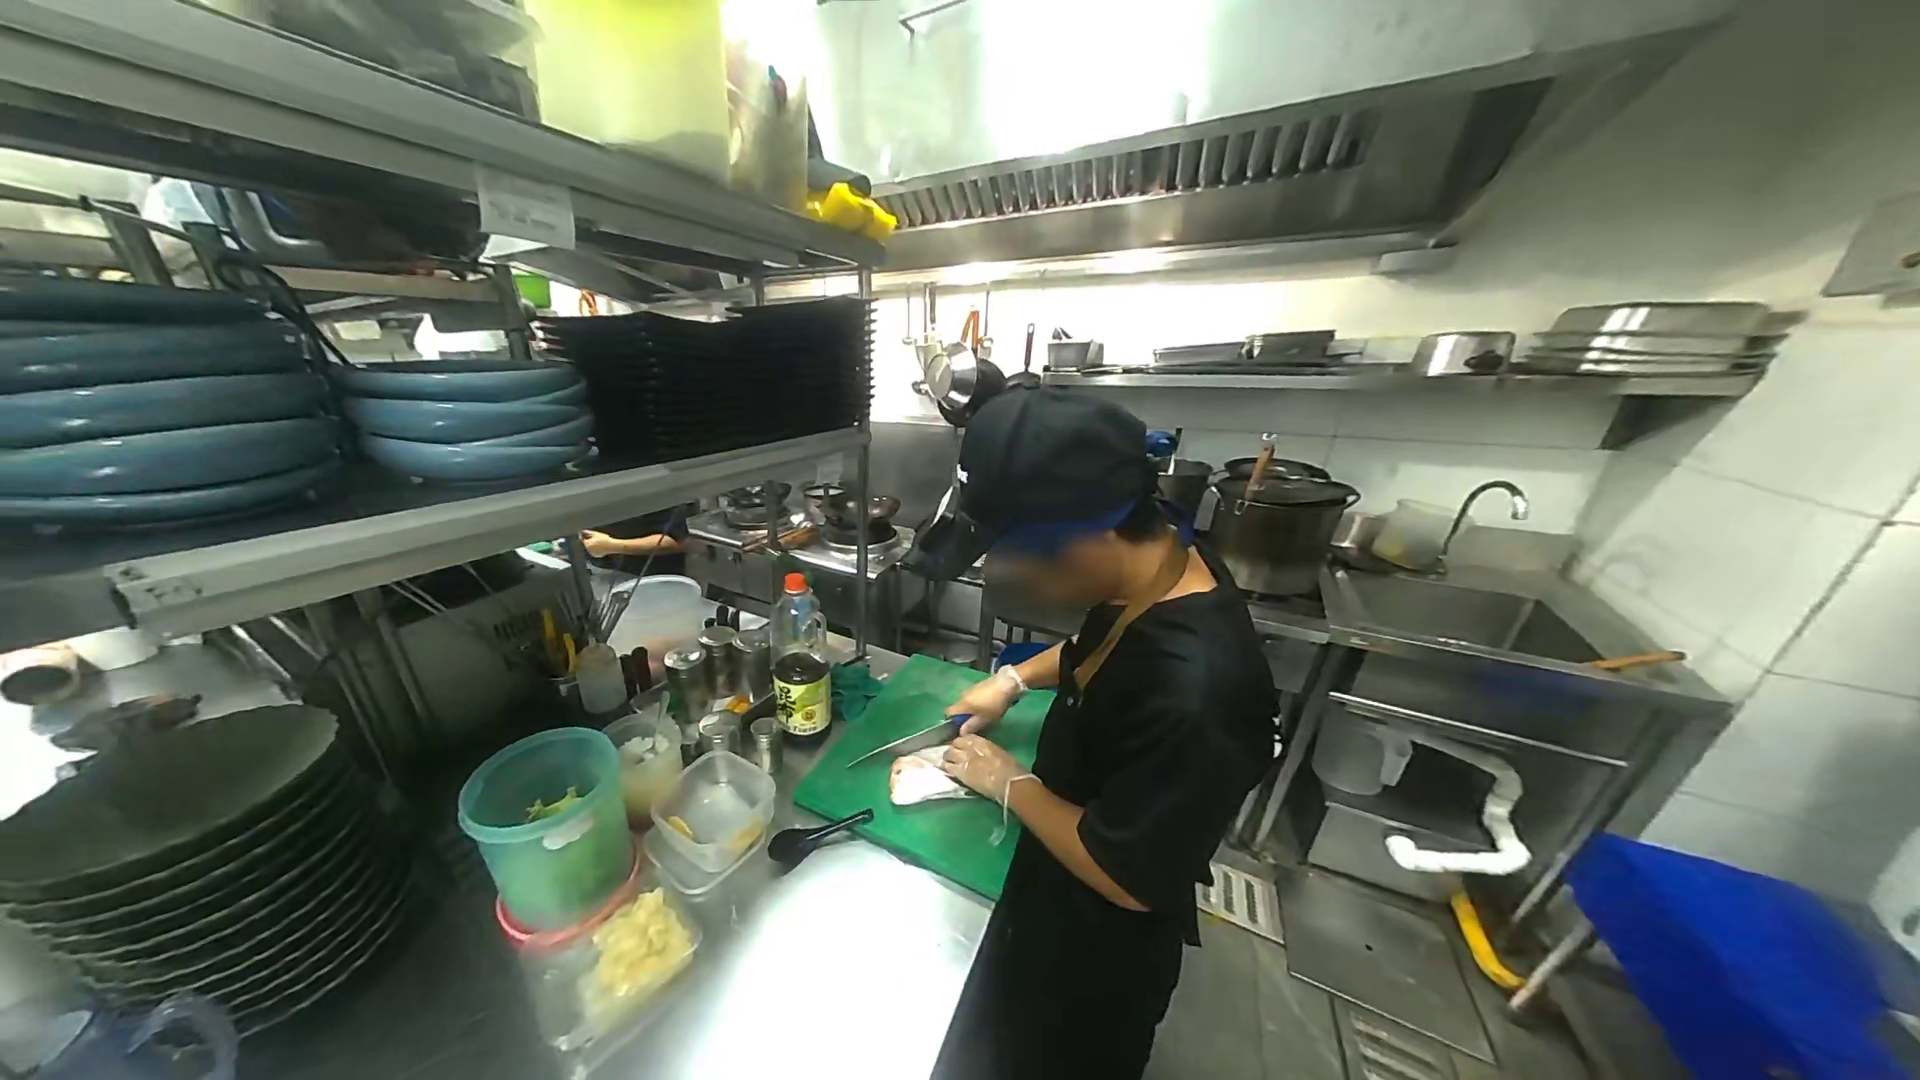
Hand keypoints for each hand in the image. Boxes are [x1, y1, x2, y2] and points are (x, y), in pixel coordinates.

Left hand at [580, 530, 617, 556]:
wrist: (612, 546)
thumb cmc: (604, 539)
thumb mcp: (596, 534)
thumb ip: (588, 532)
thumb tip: (583, 531)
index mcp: (587, 544)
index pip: (582, 540)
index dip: (584, 536)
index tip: (585, 534)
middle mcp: (588, 549)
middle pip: (587, 544)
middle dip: (589, 541)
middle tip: (595, 538)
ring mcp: (592, 553)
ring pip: (590, 548)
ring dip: (592, 545)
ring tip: (598, 542)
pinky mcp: (597, 555)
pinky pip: (594, 552)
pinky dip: (596, 549)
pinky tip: (600, 547)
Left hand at [939, 735, 1024, 801]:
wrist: (1007, 781)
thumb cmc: (1009, 767)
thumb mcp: (997, 752)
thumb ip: (986, 750)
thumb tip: (981, 753)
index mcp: (980, 741)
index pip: (964, 737)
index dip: (961, 742)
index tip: (962, 747)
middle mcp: (969, 747)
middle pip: (954, 744)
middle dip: (953, 749)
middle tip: (954, 755)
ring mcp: (963, 759)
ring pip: (948, 754)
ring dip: (948, 758)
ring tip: (948, 762)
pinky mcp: (960, 773)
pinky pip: (947, 767)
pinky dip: (945, 767)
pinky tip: (944, 769)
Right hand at [945, 671, 1018, 734]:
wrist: (1006, 684)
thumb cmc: (994, 704)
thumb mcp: (984, 719)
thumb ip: (971, 726)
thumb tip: (960, 732)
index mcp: (962, 704)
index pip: (948, 713)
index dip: (950, 723)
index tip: (959, 729)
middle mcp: (963, 696)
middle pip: (957, 708)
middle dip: (962, 718)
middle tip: (972, 726)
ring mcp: (970, 690)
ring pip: (965, 703)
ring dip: (970, 711)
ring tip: (981, 717)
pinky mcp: (978, 686)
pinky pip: (972, 698)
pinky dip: (975, 705)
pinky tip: (986, 708)